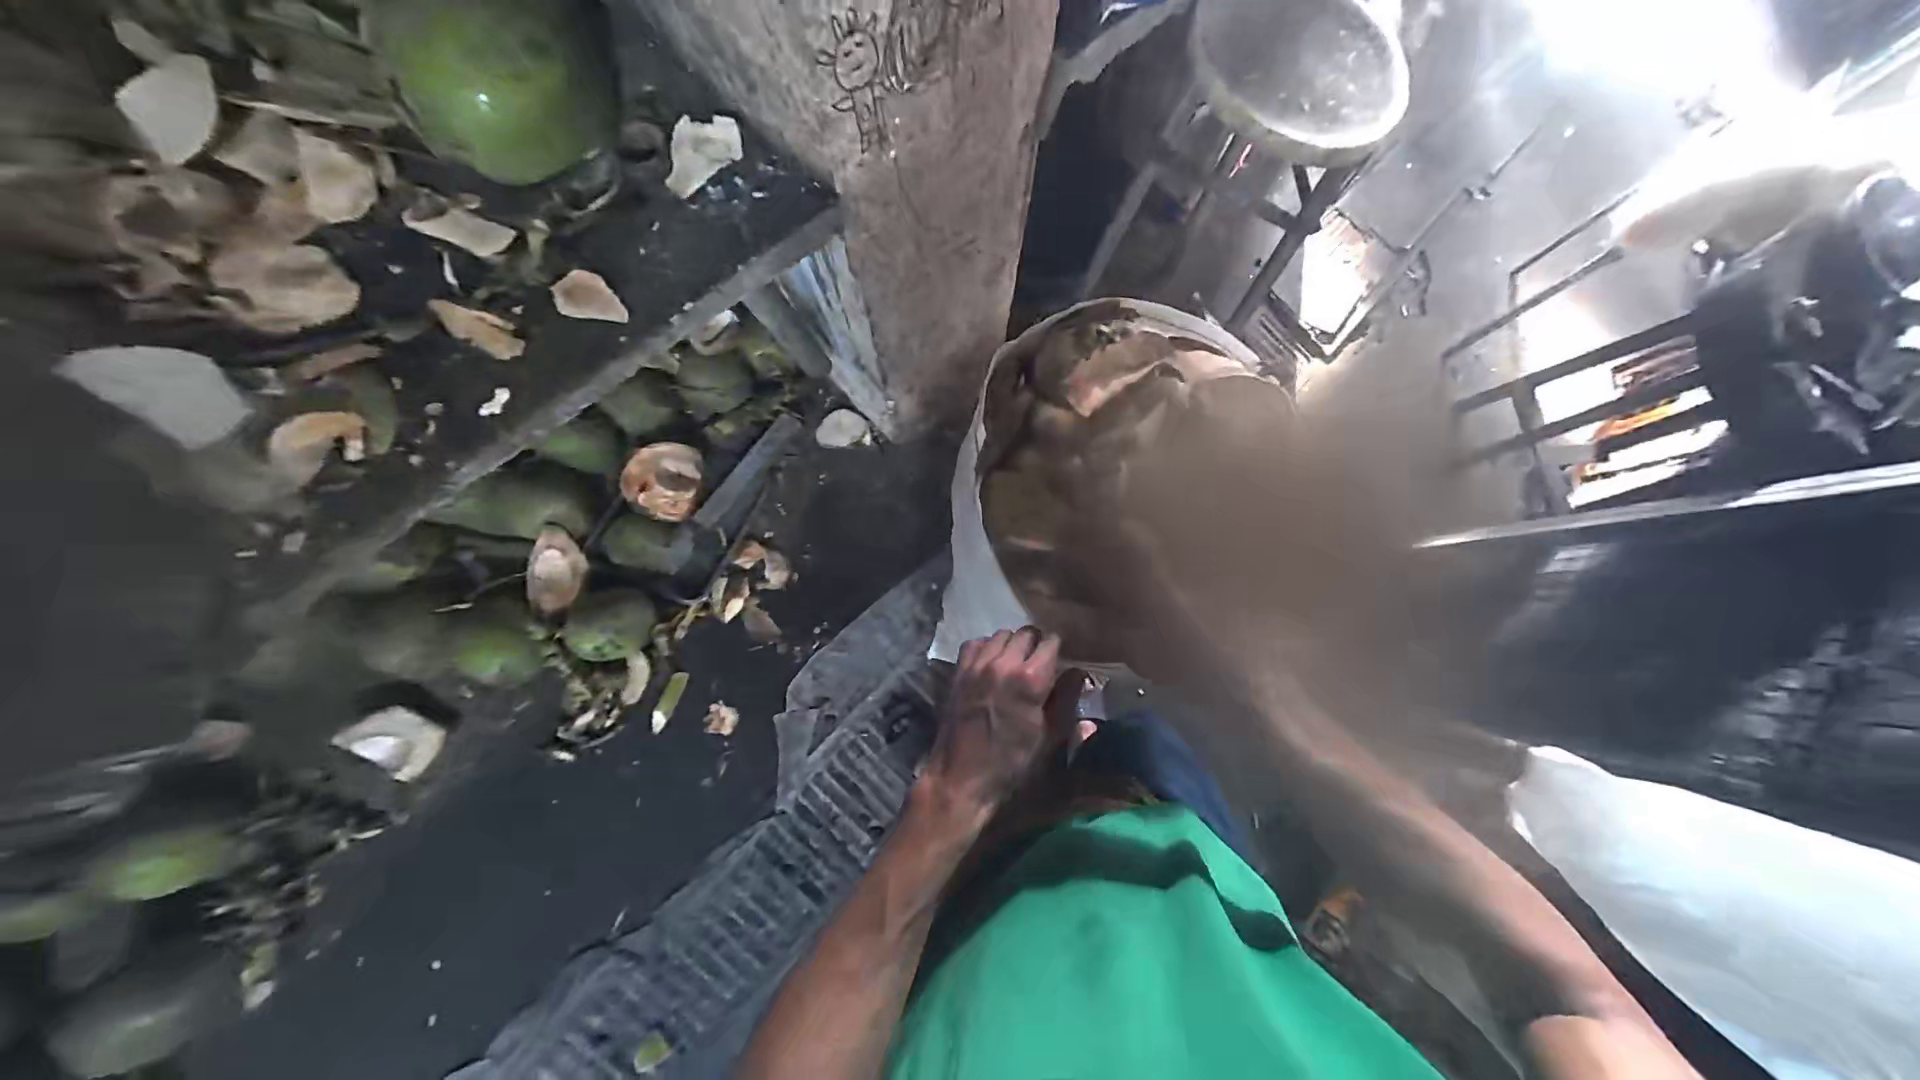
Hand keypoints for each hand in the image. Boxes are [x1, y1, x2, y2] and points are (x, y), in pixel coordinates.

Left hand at [918, 628, 1074, 822]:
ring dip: (1011, 645)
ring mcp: (978, 665)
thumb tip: (1081, 676)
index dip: (1057, 650)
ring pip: (1001, 635)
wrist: (961, 777)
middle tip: (1038, 664)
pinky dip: (986, 648)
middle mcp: (1003, 663)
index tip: (1058, 662)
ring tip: (1014, 663)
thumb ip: (1067, 701)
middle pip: (1026, 634)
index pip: (1050, 642)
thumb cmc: (1011, 763)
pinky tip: (990, 664)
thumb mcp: (1049, 738)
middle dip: (1036, 645)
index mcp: (1031, 679)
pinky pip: (976, 643)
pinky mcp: (959, 671)